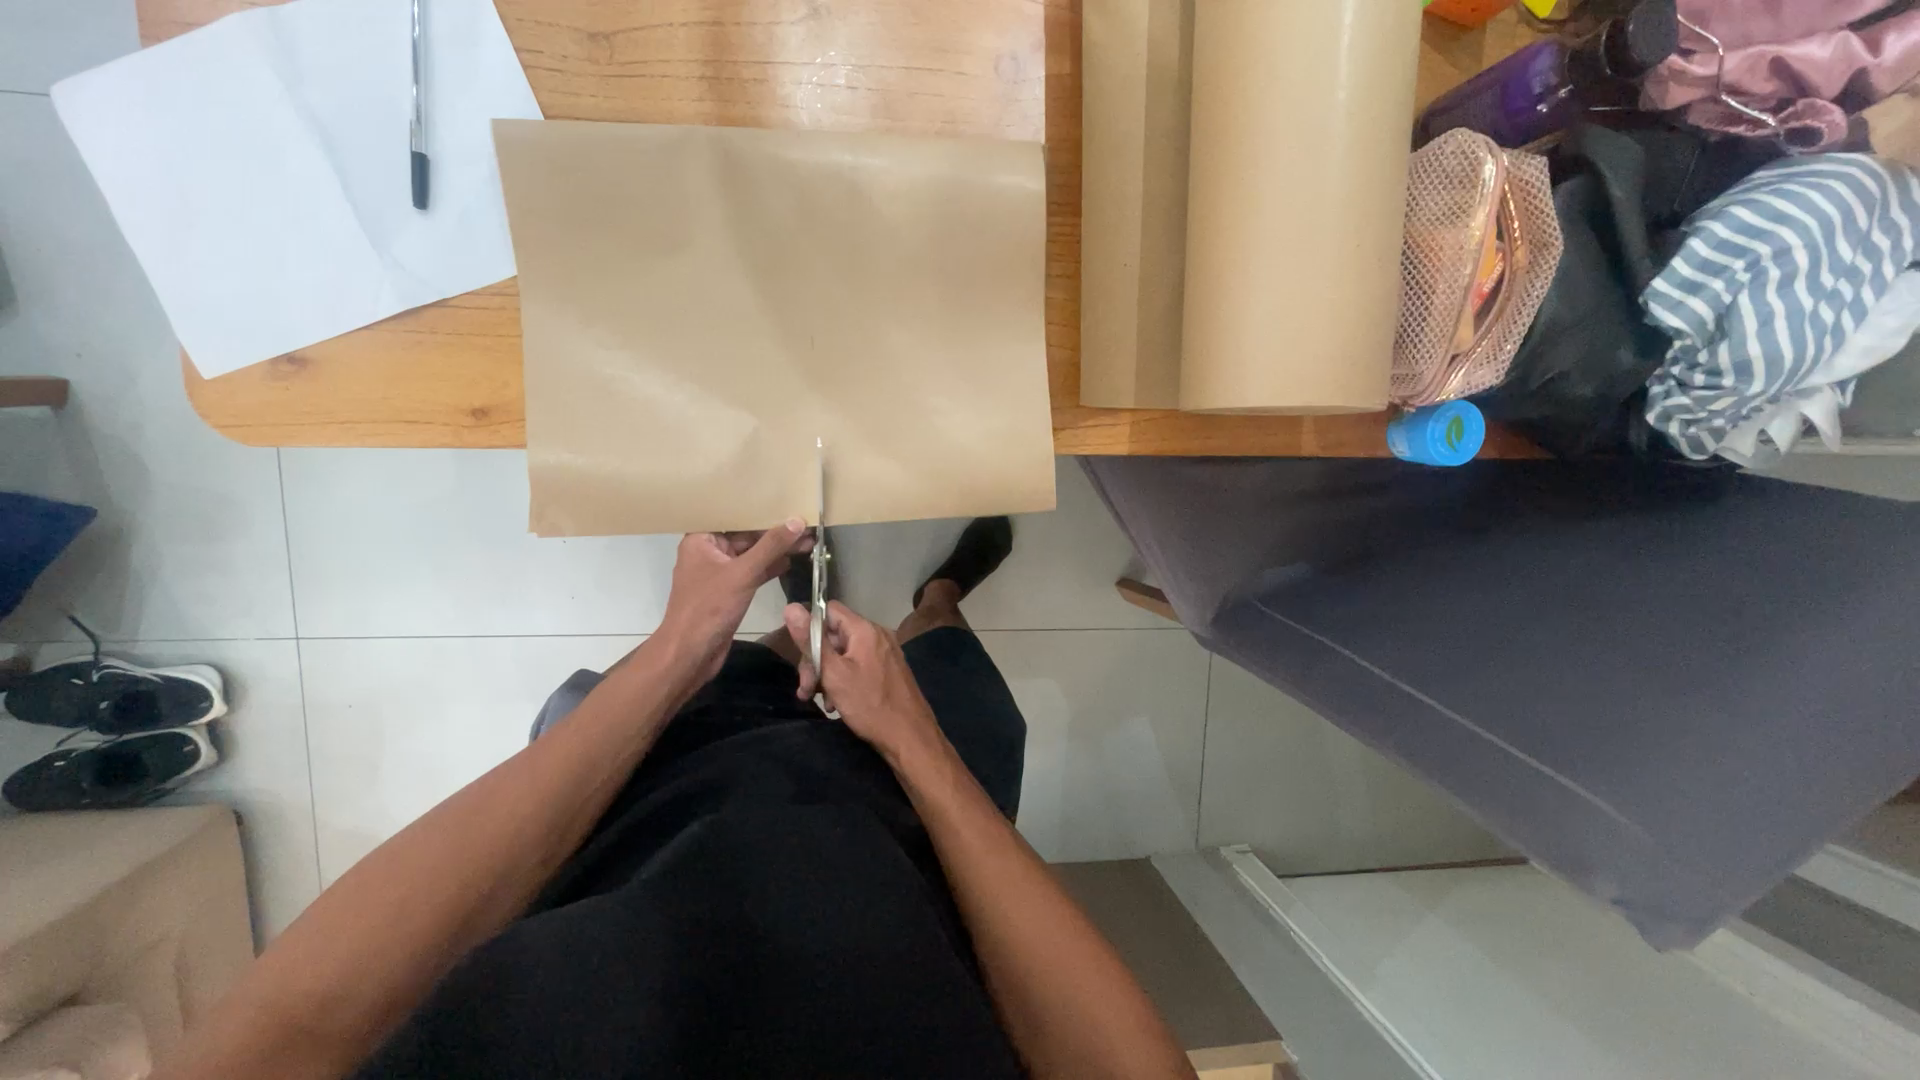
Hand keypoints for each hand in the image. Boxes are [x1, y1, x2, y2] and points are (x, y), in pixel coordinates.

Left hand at [657, 524, 810, 689]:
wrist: (690, 653)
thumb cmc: (709, 608)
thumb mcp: (743, 573)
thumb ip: (770, 547)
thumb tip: (797, 521)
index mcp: (701, 540)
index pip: (734, 517)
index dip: (761, 510)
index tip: (788, 502)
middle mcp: (707, 552)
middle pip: (744, 535)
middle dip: (774, 532)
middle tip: (805, 526)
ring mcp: (718, 574)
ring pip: (750, 555)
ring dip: (775, 550)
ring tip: (806, 541)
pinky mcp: (728, 592)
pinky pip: (751, 573)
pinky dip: (769, 568)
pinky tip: (791, 561)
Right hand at [784, 601, 943, 762]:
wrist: (910, 737)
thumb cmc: (870, 705)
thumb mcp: (834, 673)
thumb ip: (811, 641)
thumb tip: (791, 607)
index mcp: (865, 630)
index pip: (829, 611)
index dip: (810, 629)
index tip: (801, 656)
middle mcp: (877, 635)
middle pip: (835, 635)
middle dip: (815, 661)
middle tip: (806, 690)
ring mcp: (885, 652)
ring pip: (844, 654)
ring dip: (827, 675)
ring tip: (820, 701)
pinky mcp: (888, 670)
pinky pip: (858, 665)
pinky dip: (844, 680)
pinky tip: (836, 704)